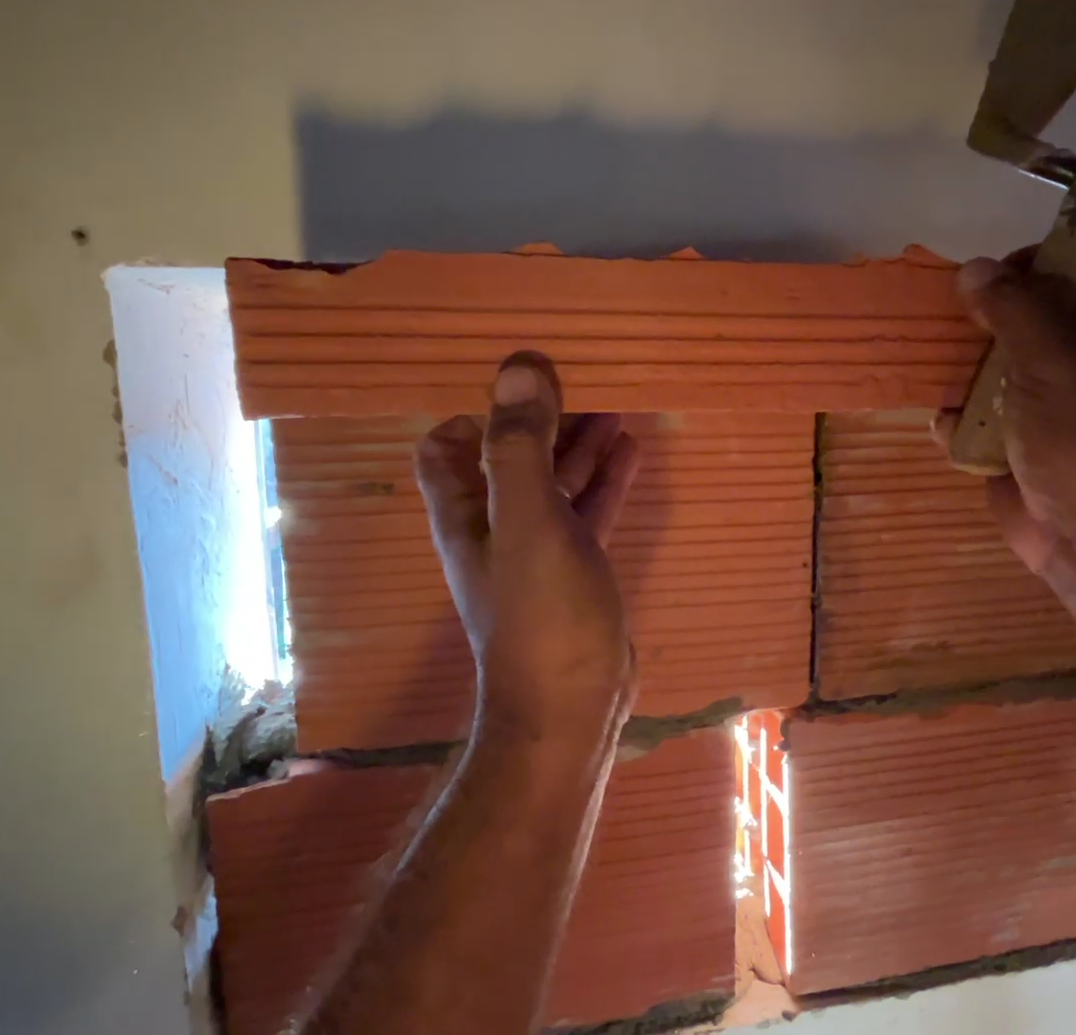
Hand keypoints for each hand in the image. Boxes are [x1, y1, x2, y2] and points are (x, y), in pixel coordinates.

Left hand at [413, 351, 643, 735]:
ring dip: (578, 444)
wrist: (571, 708)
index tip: (522, 385)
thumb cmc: (543, 616)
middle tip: (584, 378)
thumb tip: (518, 367)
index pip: (445, 447)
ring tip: (616, 403)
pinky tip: (630, 450)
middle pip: (509, 457)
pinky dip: (603, 480)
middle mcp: (494, 526)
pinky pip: (586, 511)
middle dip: (541, 418)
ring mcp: (537, 550)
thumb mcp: (530, 523)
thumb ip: (520, 447)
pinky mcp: (575, 571)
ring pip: (553, 482)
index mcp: (466, 512)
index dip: (475, 411)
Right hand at [934, 246, 1075, 575]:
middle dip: (990, 315)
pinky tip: (946, 428)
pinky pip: (982, 422)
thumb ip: (1015, 308)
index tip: (998, 271)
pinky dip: (960, 422)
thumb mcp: (1055, 360)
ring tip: (937, 369)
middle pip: (1035, 316)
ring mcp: (1051, 409)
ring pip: (1001, 368)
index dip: (1049, 255)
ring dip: (965, 369)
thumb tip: (975, 267)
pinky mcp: (1020, 449)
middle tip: (953, 320)